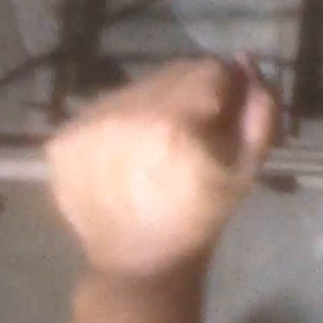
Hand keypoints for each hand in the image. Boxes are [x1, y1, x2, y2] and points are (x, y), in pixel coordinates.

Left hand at [46, 56, 278, 278]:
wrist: (138, 259)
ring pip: (141, 86)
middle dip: (194, 92)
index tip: (228, 113)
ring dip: (160, 102)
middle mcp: (125, 114)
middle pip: (175, 72)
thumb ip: (260, 110)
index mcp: (175, 122)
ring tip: (164, 139)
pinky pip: (110, 105)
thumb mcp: (248, 167)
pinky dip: (128, 118)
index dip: (227, 87)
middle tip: (198, 127)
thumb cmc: (202, 213)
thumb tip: (248, 62)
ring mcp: (88, 124)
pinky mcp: (62, 137)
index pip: (211, 69)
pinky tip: (134, 148)